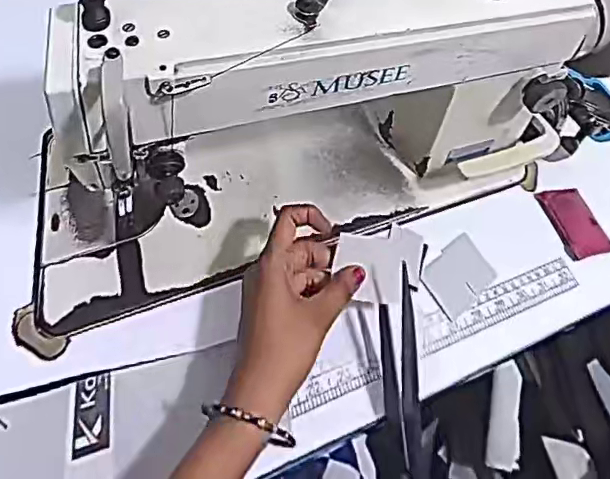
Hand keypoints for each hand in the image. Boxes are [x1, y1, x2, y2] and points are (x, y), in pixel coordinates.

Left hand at [223, 204, 363, 420]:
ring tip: (339, 286)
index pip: (288, 219)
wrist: (257, 393)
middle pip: (296, 244)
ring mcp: (263, 290)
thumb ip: (341, 286)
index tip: (330, 227)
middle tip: (344, 263)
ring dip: (318, 272)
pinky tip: (327, 300)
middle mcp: (262, 273)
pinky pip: (291, 284)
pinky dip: (310, 287)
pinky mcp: (267, 306)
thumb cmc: (275, 356)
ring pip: (296, 265)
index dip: (312, 216)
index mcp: (270, 265)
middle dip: (323, 252)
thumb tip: (353, 272)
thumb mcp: (319, 314)